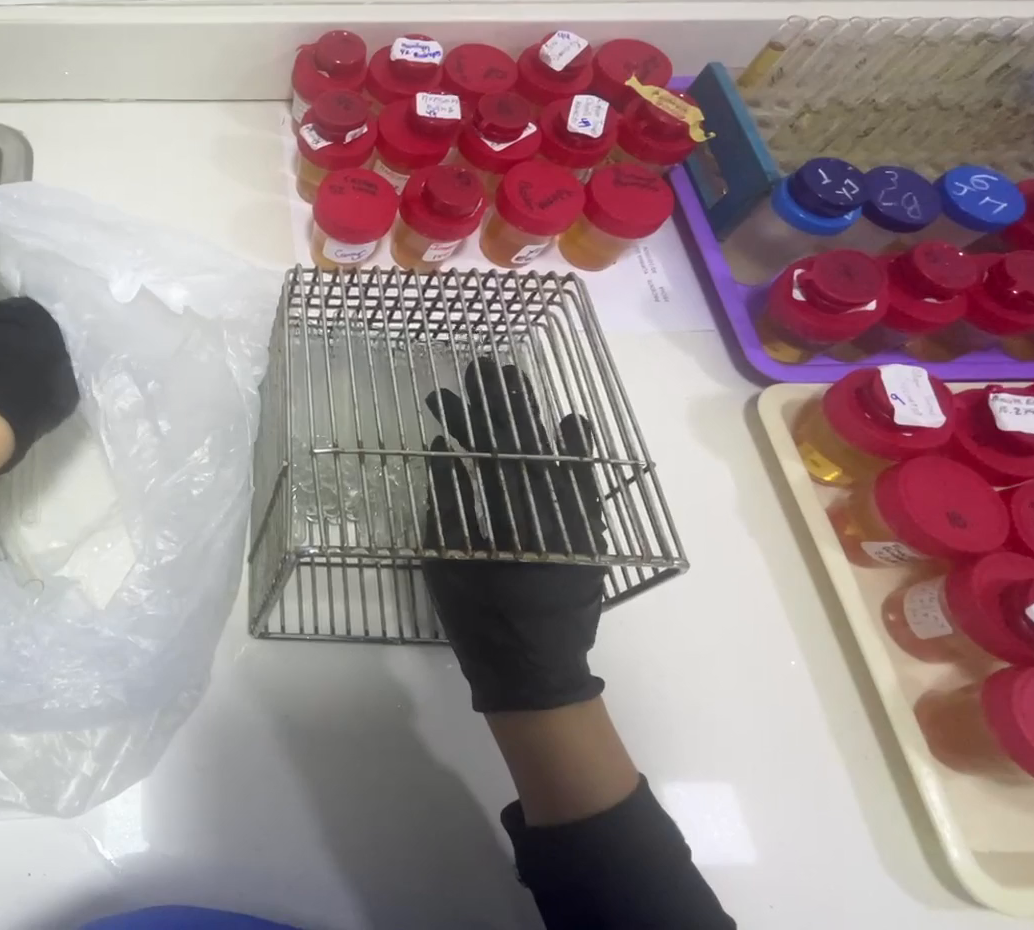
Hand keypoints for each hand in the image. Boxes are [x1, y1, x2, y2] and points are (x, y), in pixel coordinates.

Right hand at [423, 356, 607, 713]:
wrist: (530, 665)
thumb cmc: (476, 616)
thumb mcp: (446, 559)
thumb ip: (446, 504)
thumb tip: (446, 452)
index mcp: (502, 512)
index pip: (487, 448)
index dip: (474, 414)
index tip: (457, 384)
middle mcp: (540, 508)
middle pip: (519, 442)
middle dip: (499, 403)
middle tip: (483, 368)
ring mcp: (569, 518)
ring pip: (548, 455)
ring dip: (531, 420)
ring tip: (514, 384)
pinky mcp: (586, 534)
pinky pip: (586, 489)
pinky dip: (579, 457)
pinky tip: (573, 424)